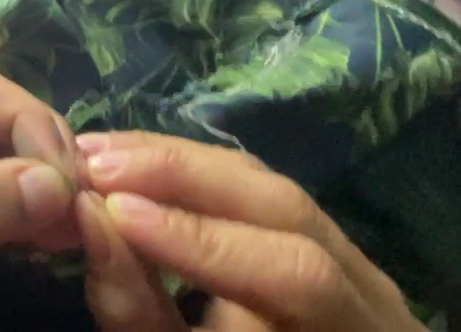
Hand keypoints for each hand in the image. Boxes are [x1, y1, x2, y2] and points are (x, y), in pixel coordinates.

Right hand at [76, 132, 425, 330]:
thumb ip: (136, 309)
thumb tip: (88, 214)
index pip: (294, 275)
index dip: (200, 238)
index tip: (114, 209)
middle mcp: (372, 299)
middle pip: (285, 206)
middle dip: (181, 174)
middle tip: (95, 162)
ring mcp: (353, 264)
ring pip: (266, 182)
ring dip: (174, 159)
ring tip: (100, 152)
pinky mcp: (317, 239)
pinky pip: (251, 185)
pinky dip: (185, 167)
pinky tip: (134, 158)